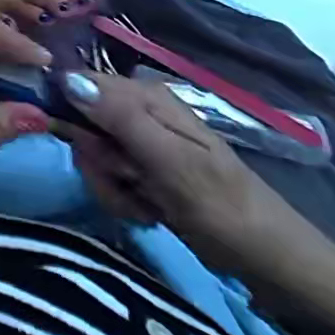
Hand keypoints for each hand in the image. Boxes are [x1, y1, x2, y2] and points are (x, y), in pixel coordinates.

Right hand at [62, 71, 334, 334]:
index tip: (89, 149)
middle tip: (128, 182)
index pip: (79, 86)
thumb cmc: (221, 206)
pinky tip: (148, 211)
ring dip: (111, 186)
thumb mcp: (168, 161)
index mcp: (146, 96)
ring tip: (144, 203)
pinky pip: (109, 178)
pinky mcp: (143, 170)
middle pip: (82, 125)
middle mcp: (139, 110)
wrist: (267, 257)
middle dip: (98, 163)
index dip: (73, 117)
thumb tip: (67, 77)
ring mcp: (141, 142)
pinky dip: (121, 199)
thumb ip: (119, 118)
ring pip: (93, 156)